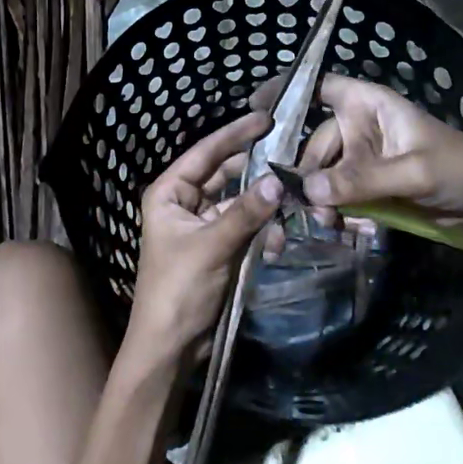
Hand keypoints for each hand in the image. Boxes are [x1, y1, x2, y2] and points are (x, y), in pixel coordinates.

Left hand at [129, 111, 281, 363]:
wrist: (170, 346)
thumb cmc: (179, 289)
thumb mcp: (213, 247)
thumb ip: (246, 213)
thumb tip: (278, 180)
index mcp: (169, 193)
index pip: (205, 153)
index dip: (235, 134)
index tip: (267, 117)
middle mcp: (184, 203)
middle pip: (225, 175)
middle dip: (257, 173)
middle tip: (292, 160)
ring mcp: (202, 226)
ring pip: (240, 203)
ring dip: (263, 208)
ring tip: (291, 209)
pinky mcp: (218, 247)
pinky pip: (244, 228)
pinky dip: (261, 233)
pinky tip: (276, 245)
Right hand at [298, 74, 462, 224]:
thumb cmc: (458, 169)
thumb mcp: (413, 172)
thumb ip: (361, 180)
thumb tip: (308, 189)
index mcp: (370, 106)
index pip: (322, 88)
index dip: (289, 92)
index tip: (256, 109)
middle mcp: (359, 128)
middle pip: (313, 142)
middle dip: (305, 173)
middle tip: (305, 204)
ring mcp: (361, 159)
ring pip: (322, 175)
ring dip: (320, 199)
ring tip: (327, 223)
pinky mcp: (365, 186)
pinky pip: (337, 195)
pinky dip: (336, 211)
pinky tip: (346, 227)